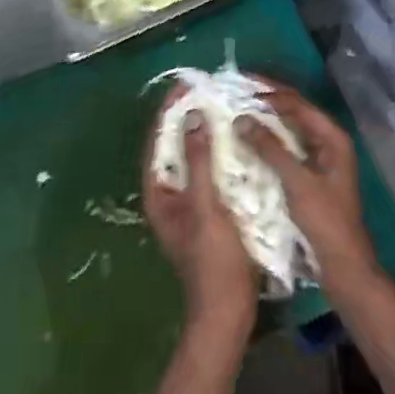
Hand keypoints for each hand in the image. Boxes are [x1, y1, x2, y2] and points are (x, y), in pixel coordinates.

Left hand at [143, 87, 258, 324]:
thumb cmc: (214, 258)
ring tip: (222, 105)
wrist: (229, 309)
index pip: (158, 140)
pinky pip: (208, 169)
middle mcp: (168, 193)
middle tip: (208, 89)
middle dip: (187, 116)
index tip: (186, 84)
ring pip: (191, 156)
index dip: (170, 111)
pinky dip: (217, 151)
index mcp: (158, 192)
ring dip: (203, 131)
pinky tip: (236, 139)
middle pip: (173, 145)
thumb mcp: (206, 205)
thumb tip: (192, 116)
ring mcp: (188, 201)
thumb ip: (199, 160)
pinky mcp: (207, 208)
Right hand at [235, 82, 378, 289]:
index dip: (270, 91)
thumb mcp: (296, 182)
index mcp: (332, 137)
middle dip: (266, 100)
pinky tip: (246, 140)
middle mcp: (327, 142)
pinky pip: (286, 148)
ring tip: (235, 109)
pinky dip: (268, 140)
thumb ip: (270, 149)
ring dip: (265, 119)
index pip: (298, 103)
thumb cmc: (325, 221)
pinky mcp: (309, 175)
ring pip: (289, 129)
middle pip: (294, 111)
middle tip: (235, 90)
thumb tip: (242, 118)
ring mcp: (319, 159)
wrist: (343, 266)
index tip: (240, 83)